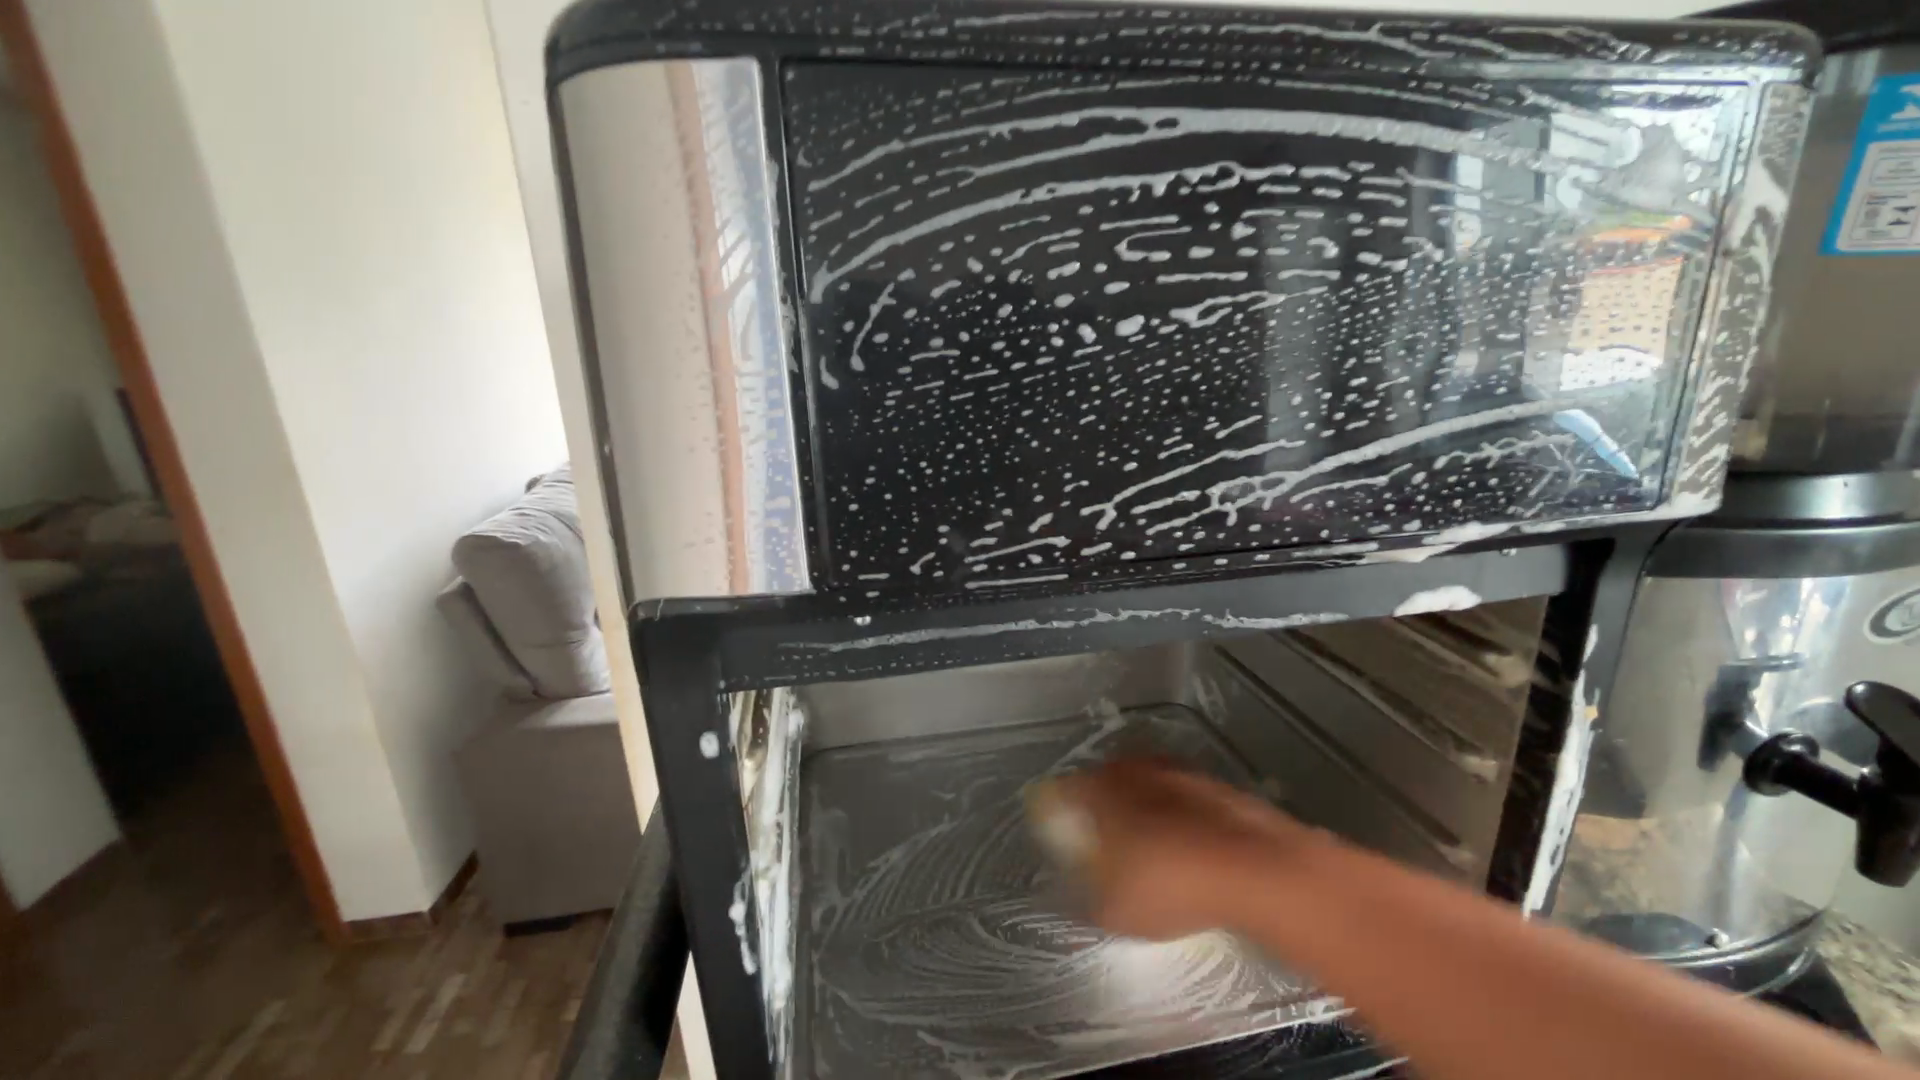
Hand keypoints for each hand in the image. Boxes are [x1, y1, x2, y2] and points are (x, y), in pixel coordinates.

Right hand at [1025, 759, 1315, 940]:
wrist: (1257, 871)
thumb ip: (1085, 895)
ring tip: (1151, 848)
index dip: (1059, 813)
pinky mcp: (1216, 784)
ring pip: (1147, 787)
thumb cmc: (1169, 887)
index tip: (1063, 835)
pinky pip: (1183, 798)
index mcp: (1097, 790)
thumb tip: (1075, 890)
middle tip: (1105, 842)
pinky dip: (1180, 815)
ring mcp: (1178, 771)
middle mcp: (1132, 770)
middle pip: (1105, 782)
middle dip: (1102, 808)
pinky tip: (1191, 848)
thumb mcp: (1111, 912)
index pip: (1063, 791)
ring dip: (1144, 809)